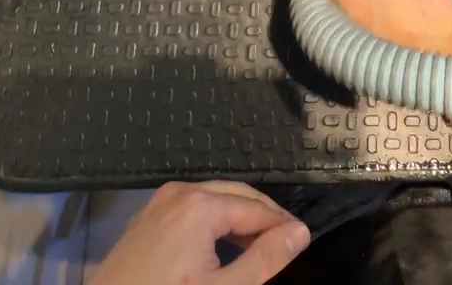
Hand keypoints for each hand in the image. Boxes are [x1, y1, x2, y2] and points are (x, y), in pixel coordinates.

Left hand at [88, 181, 308, 284]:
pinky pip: (193, 209)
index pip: (257, 208)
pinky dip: (214, 223)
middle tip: (286, 245)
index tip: (304, 241)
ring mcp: (160, 202)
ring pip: (215, 200)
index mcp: (201, 204)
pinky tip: (222, 249)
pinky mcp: (147, 217)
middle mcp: (181, 191)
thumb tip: (300, 233)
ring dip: (239, 220)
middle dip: (263, 218)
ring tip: (259, 250)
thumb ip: (263, 260)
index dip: (283, 225)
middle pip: (237, 196)